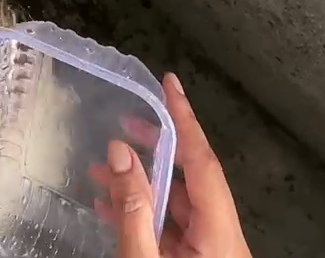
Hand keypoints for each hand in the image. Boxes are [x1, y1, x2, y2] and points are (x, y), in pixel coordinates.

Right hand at [105, 74, 252, 257]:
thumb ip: (133, 207)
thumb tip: (119, 150)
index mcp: (220, 235)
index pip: (203, 161)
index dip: (185, 119)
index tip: (170, 83)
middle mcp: (224, 239)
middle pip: (191, 179)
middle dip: (155, 148)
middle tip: (123, 124)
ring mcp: (213, 253)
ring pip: (178, 204)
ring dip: (140, 184)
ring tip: (100, 171)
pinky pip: (174, 228)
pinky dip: (144, 212)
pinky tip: (111, 206)